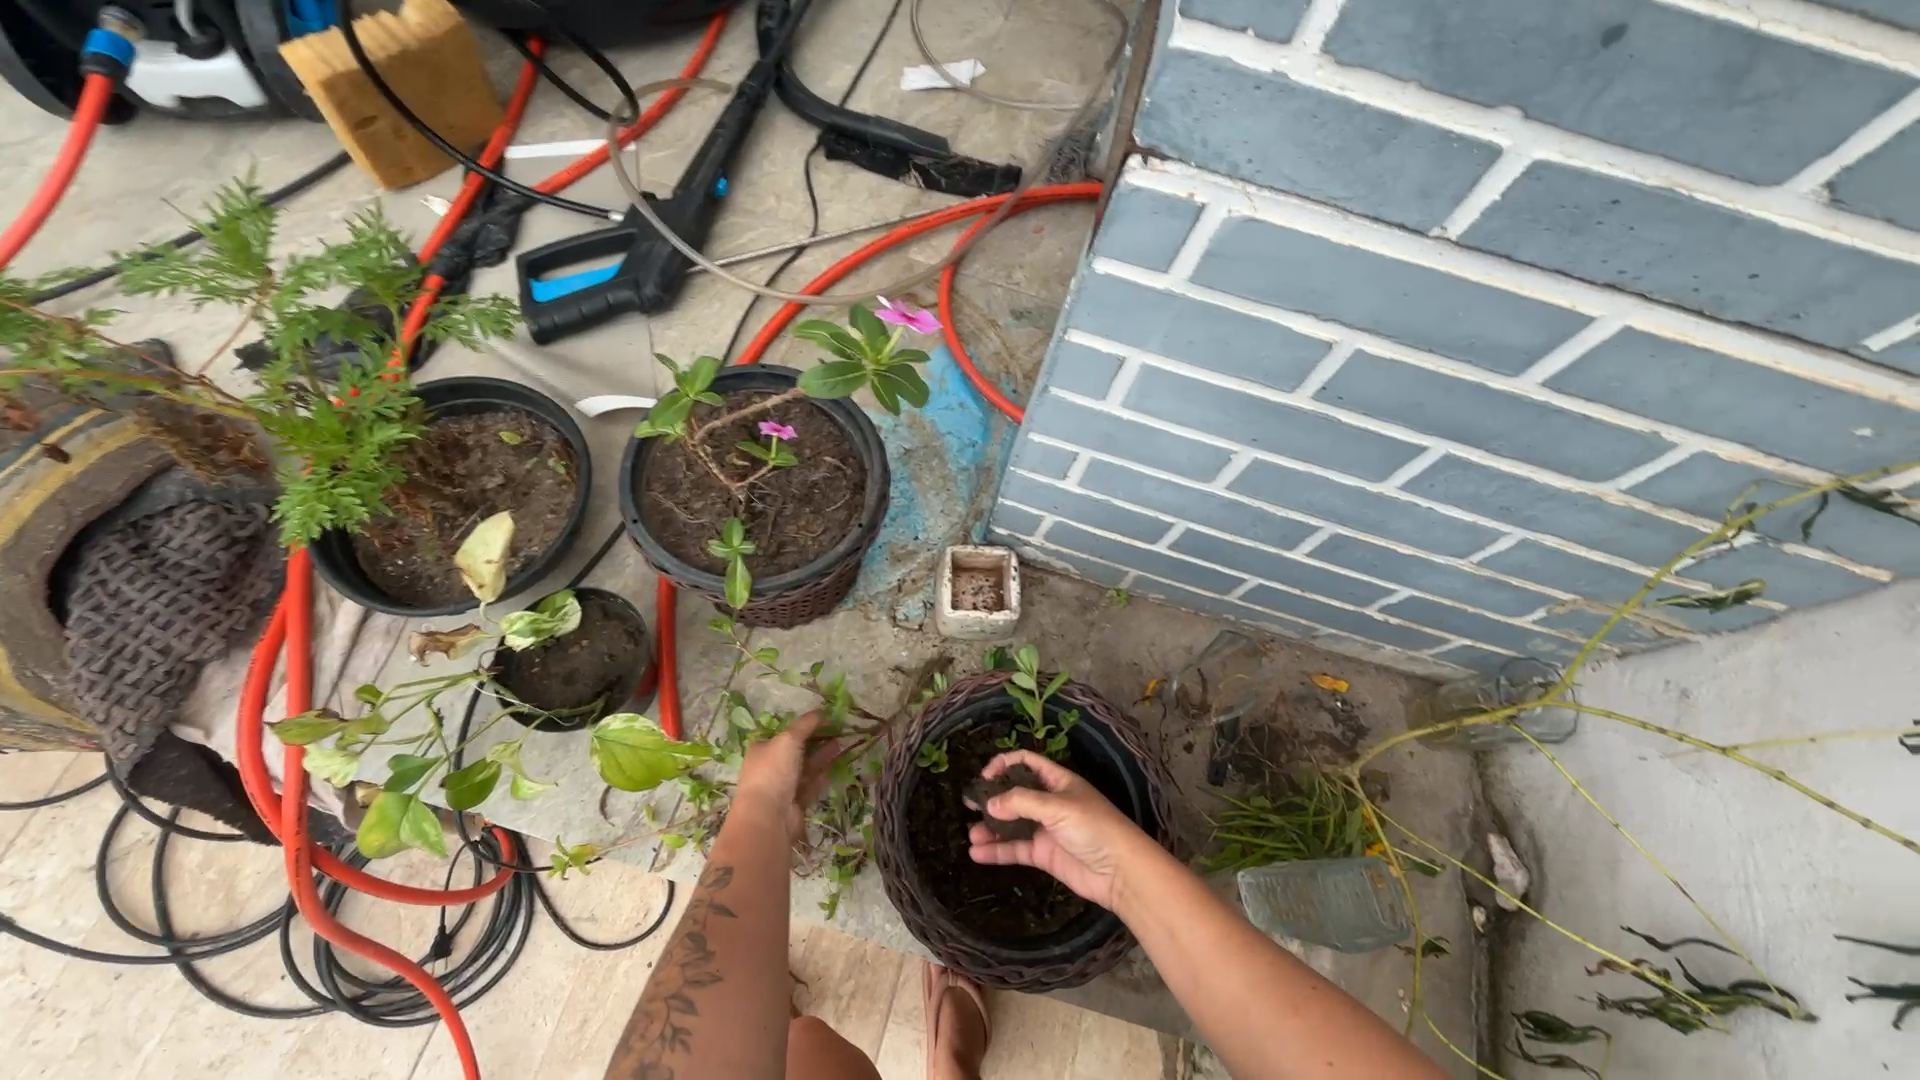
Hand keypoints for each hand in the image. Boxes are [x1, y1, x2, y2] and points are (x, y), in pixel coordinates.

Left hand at [735, 711, 851, 842]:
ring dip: (823, 754)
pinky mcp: (796, 801)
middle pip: (797, 749)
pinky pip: (812, 783)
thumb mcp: (788, 739)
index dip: (804, 725)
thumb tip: (821, 711)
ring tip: (843, 742)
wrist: (769, 816)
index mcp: (762, 749)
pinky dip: (824, 773)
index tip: (825, 719)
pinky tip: (838, 763)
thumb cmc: (773, 771)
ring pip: (807, 766)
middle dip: (817, 740)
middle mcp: (771, 767)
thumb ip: (805, 724)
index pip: (784, 733)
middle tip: (838, 730)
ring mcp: (783, 785)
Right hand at [967, 751, 1154, 910]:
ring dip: (991, 828)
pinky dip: (997, 851)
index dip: (1005, 764)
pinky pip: (1016, 849)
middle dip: (992, 798)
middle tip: (969, 804)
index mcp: (1058, 781)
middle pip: (1015, 794)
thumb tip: (990, 803)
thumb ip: (1021, 802)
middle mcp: (1050, 802)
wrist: (1120, 871)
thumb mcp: (1057, 806)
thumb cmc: (1093, 827)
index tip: (985, 776)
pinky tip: (978, 853)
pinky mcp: (1044, 854)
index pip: (1027, 762)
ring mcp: (1046, 829)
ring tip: (971, 834)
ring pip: (1012, 824)